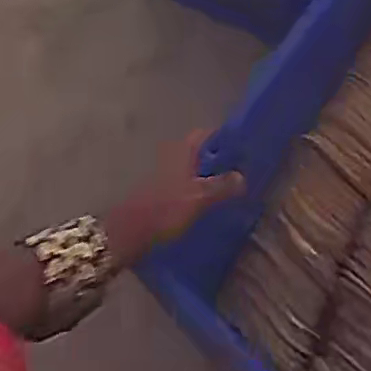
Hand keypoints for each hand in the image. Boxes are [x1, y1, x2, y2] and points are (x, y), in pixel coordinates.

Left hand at [102, 130, 245, 265]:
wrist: (127, 236)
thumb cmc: (163, 209)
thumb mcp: (197, 198)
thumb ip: (221, 186)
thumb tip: (243, 176)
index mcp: (182, 152)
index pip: (206, 134)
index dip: (224, 137)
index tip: (243, 145)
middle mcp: (174, 158)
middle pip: (201, 152)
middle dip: (219, 158)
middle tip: (242, 167)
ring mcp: (167, 177)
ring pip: (194, 169)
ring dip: (210, 175)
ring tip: (231, 187)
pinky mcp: (163, 195)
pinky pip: (187, 185)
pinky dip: (200, 189)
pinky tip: (211, 203)